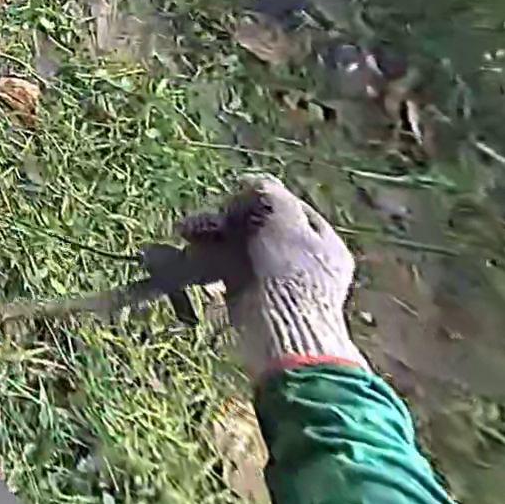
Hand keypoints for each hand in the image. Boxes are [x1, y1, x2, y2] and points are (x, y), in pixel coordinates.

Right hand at [182, 175, 364, 379]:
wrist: (277, 325)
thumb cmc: (290, 275)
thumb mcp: (287, 228)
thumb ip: (273, 198)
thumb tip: (255, 179)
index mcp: (319, 240)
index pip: (284, 205)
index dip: (256, 197)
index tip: (233, 196)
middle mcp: (297, 253)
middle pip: (251, 221)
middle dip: (221, 216)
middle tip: (204, 218)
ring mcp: (269, 270)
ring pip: (230, 238)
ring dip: (205, 232)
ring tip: (185, 233)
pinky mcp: (243, 283)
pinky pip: (219, 259)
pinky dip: (202, 253)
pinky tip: (189, 252)